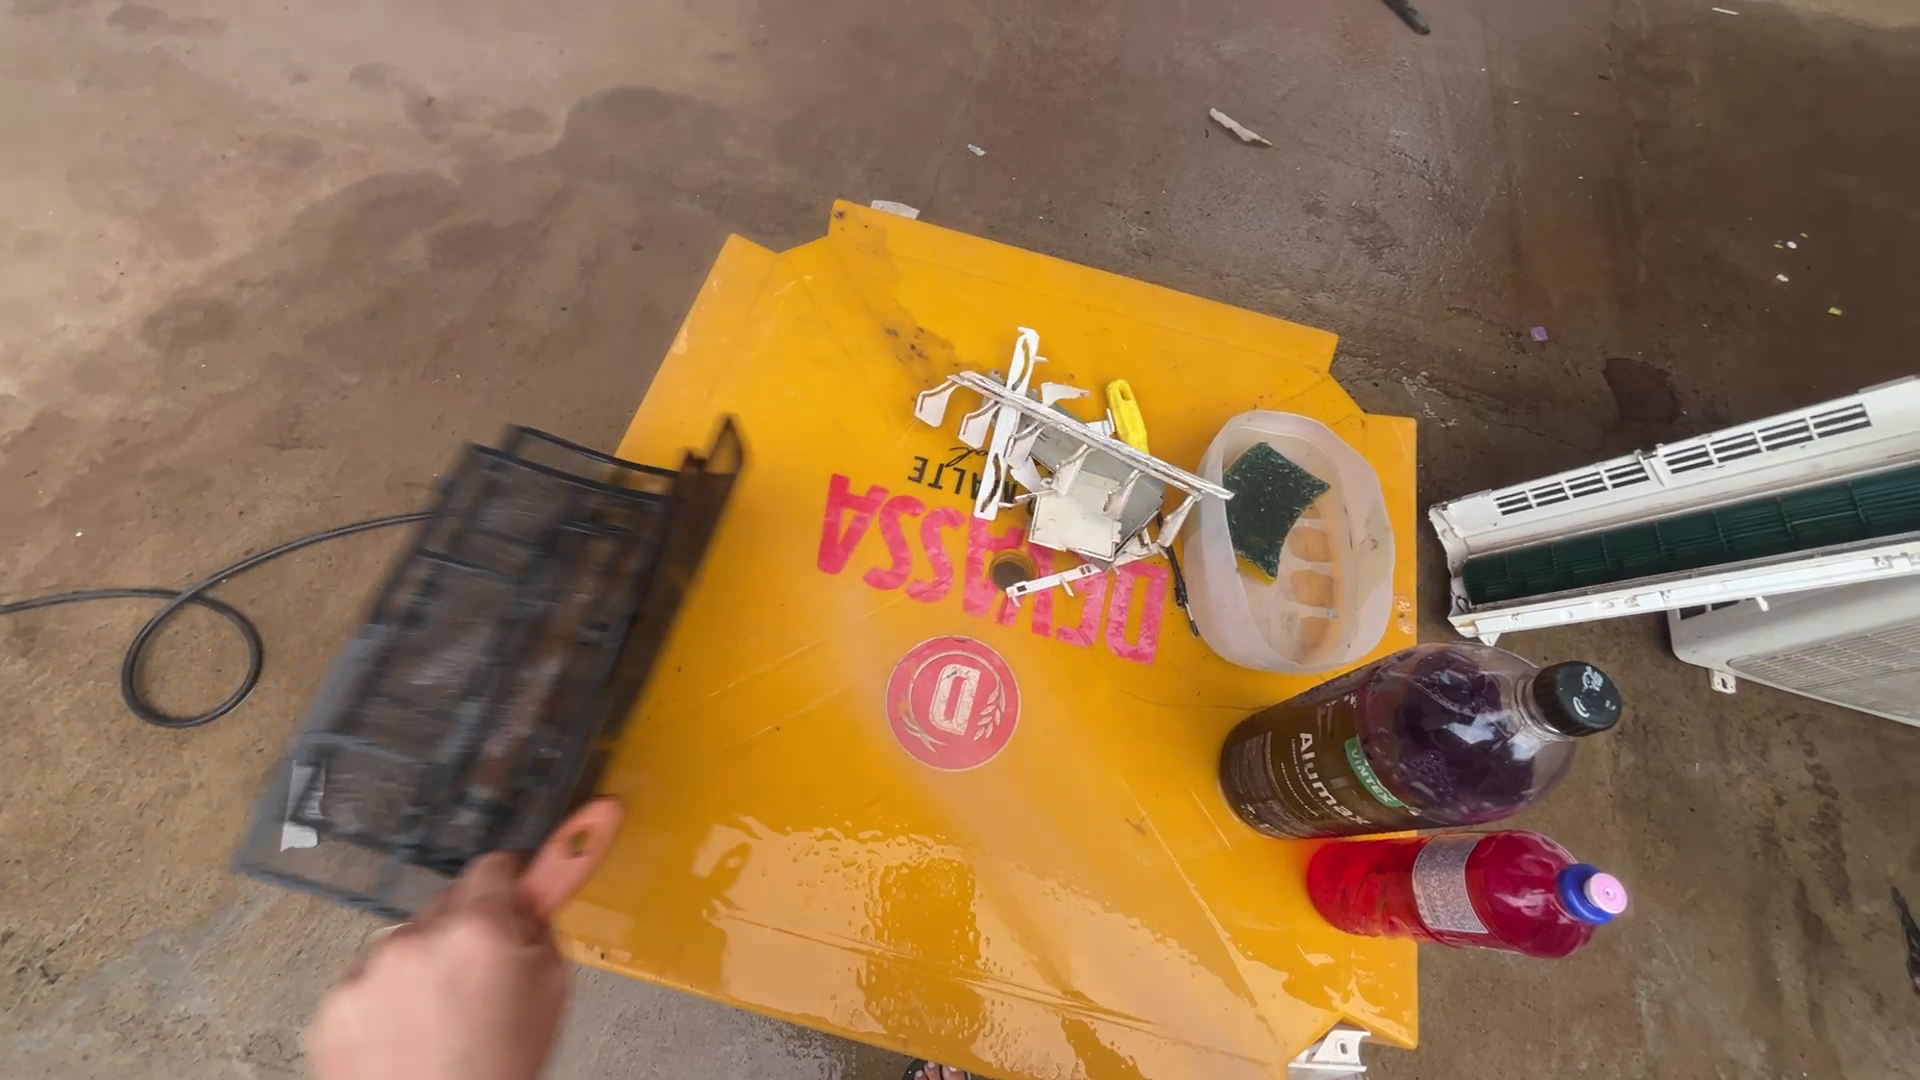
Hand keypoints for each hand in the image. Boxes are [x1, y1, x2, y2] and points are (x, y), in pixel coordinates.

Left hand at [306, 854, 569, 1079]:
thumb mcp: (552, 983)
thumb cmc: (502, 1064)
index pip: (493, 866)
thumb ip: (541, 924)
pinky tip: (405, 1029)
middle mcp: (418, 938)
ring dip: (423, 958)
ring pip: (406, 939)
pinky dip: (385, 995)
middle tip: (481, 970)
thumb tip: (540, 886)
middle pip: (449, 902)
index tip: (514, 894)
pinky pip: (368, 978)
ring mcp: (367, 972)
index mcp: (480, 927)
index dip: (509, 881)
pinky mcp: (331, 1008)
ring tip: (439, 1011)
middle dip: (467, 925)